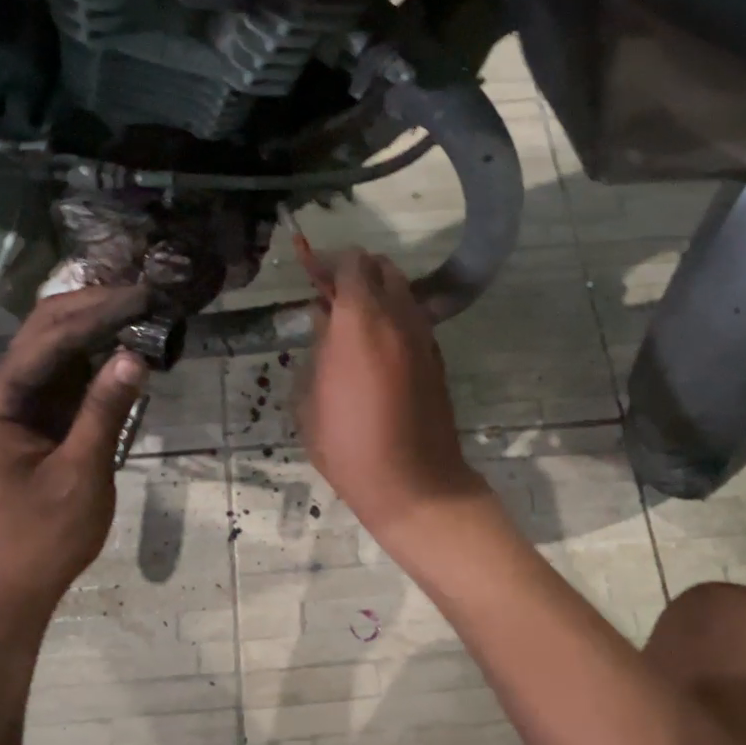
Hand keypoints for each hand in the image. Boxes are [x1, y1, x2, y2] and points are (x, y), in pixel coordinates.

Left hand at [0, 285, 150, 630]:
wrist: (7, 590)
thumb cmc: (40, 539)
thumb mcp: (81, 475)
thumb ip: (104, 411)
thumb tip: (135, 355)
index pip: (50, 338)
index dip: (101, 312)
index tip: (146, 297)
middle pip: (45, 330)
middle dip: (96, 308)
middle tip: (149, 296)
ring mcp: (6, 402)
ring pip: (52, 346)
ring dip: (95, 327)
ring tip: (145, 312)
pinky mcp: (24, 416)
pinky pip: (58, 374)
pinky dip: (92, 358)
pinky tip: (125, 345)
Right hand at [299, 251, 487, 539]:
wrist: (414, 483)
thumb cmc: (348, 445)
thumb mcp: (310, 398)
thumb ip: (318, 349)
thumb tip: (325, 322)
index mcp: (360, 320)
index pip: (351, 264)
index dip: (327, 261)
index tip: (308, 270)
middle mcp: (397, 318)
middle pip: (382, 268)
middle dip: (354, 271)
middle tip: (328, 292)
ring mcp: (423, 336)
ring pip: (402, 291)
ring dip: (376, 293)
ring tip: (349, 318)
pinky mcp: (436, 357)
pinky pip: (413, 318)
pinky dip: (393, 316)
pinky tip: (373, 344)